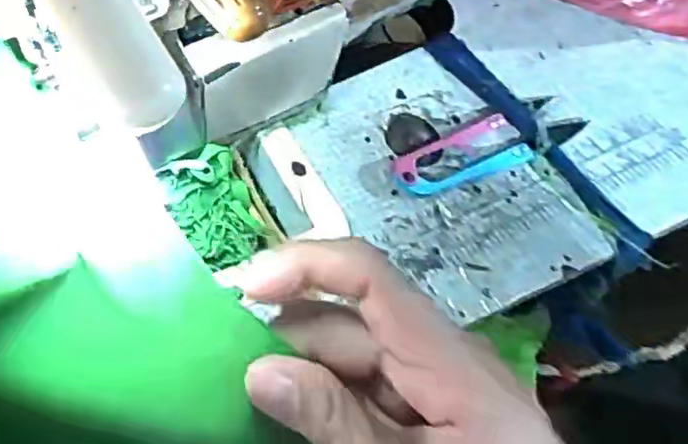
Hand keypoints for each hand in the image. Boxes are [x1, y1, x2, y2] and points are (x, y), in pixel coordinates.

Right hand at [222, 239, 558, 443]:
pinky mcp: (432, 413)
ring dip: (302, 372)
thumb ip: (337, 423)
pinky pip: (366, 387)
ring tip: (258, 398)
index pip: (368, 273)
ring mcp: (438, 388)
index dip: (303, 264)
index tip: (247, 289)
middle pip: (347, 320)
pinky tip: (300, 417)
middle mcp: (443, 357)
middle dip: (288, 338)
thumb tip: (258, 372)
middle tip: (235, 372)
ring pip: (349, 355)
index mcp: (452, 361)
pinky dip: (329, 399)